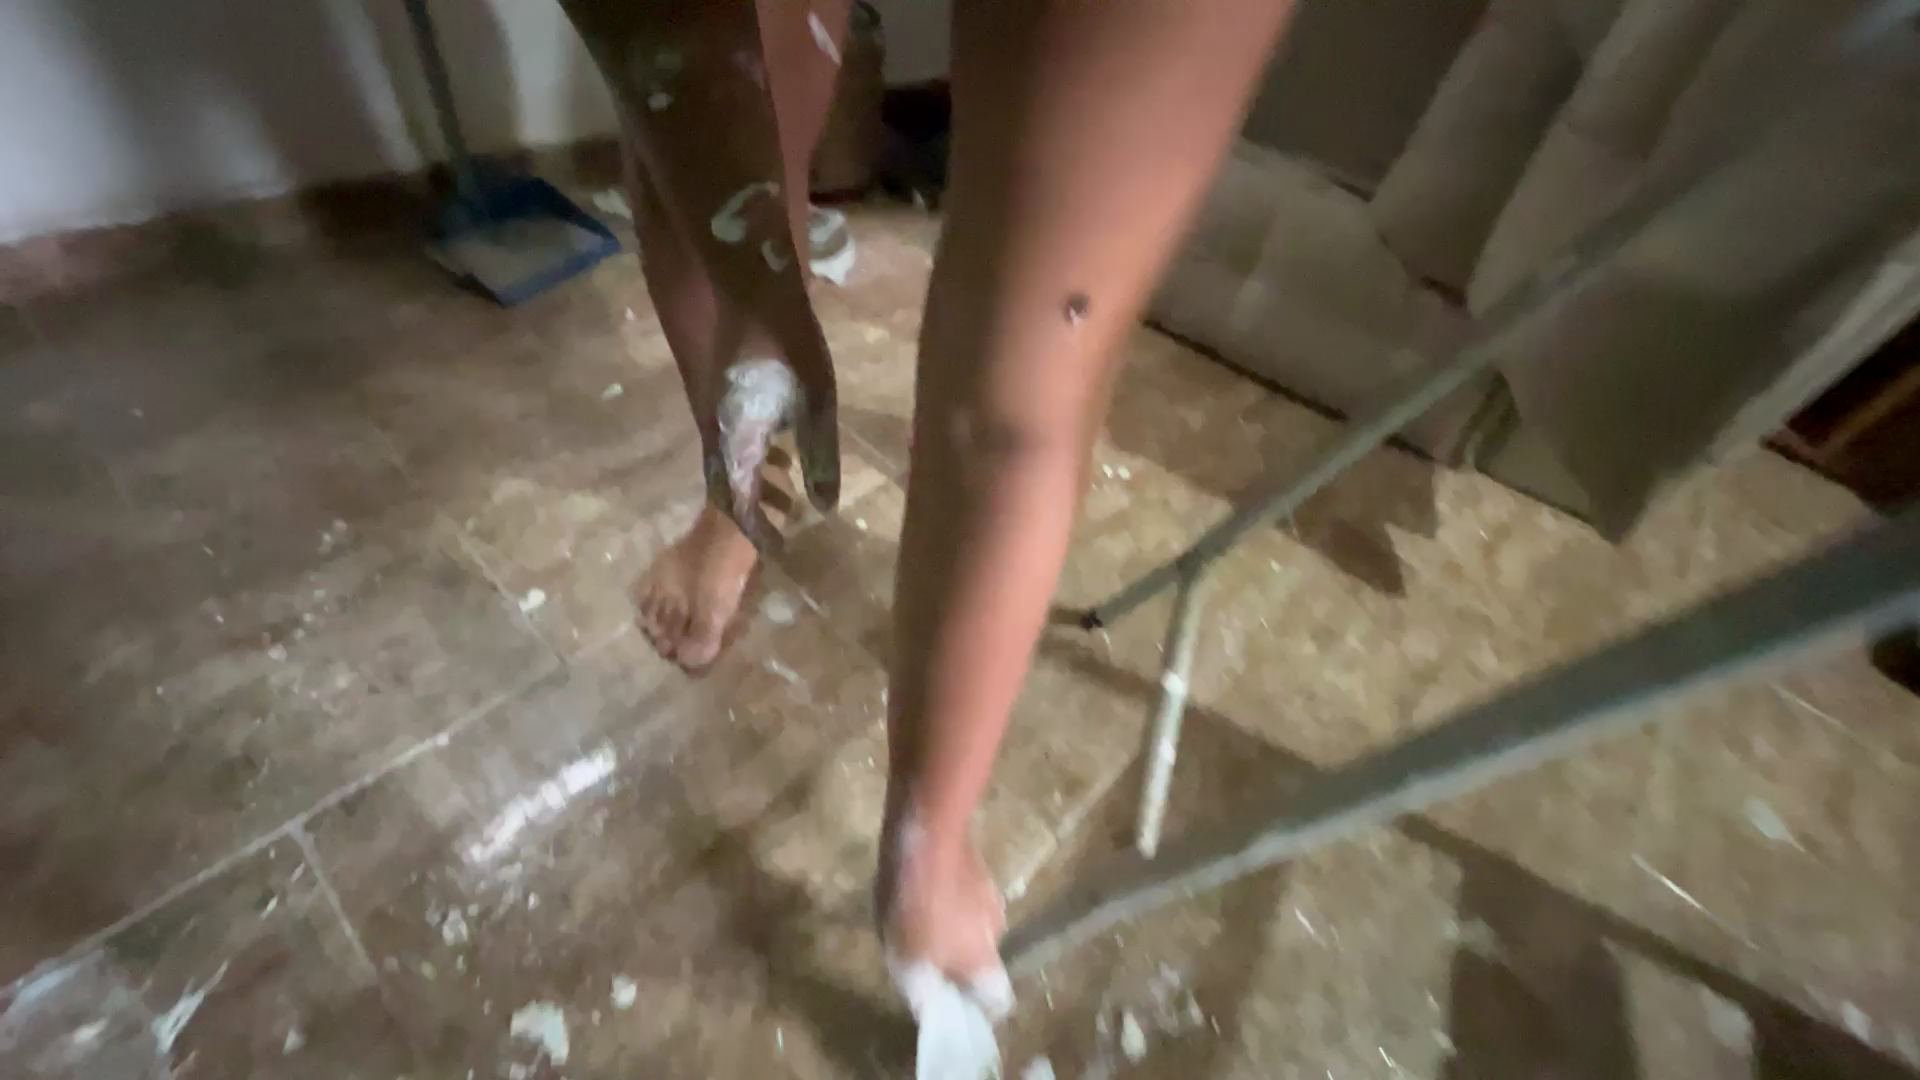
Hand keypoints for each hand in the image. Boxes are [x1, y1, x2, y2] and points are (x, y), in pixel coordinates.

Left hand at [877, 822, 1013, 1018]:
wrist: (926, 833)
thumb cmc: (918, 906)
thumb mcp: (907, 962)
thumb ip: (921, 993)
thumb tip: (929, 1010)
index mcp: (985, 962)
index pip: (999, 999)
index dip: (977, 1007)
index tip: (953, 1002)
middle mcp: (997, 929)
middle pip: (981, 957)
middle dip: (956, 960)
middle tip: (922, 954)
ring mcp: (989, 892)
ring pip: (972, 922)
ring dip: (950, 924)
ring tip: (914, 915)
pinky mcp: (976, 864)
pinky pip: (962, 894)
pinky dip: (946, 897)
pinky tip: (917, 887)